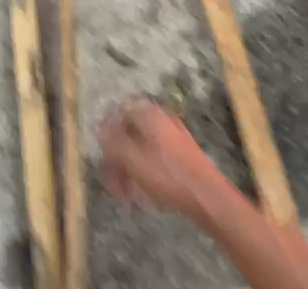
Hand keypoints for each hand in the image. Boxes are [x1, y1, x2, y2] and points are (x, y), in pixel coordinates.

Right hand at [98, 99, 228, 217]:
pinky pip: (154, 155)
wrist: (207, 195)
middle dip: (117, 157)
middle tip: (111, 183)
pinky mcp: (180, 151)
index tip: (102, 156)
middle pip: (129, 131)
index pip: (119, 112)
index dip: (106, 133)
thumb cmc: (168, 176)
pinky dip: (143, 170)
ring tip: (124, 194)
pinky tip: (141, 192)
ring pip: (141, 146)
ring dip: (128, 167)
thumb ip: (115, 142)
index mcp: (149, 114)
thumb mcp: (134, 161)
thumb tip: (101, 128)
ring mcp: (172, 133)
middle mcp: (161, 118)